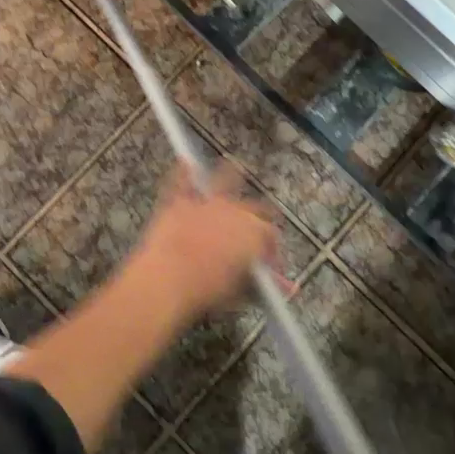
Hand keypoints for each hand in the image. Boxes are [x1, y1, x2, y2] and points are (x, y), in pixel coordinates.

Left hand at [125, 163, 280, 324]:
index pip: (270, 235)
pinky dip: (184, 172)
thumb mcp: (241, 291)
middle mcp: (235, 210)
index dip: (270, 249)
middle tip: (250, 229)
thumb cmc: (208, 290)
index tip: (266, 262)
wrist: (168, 278)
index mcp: (254, 233)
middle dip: (255, 217)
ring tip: (233, 165)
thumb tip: (286, 288)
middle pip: (253, 208)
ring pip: (223, 179)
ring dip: (229, 173)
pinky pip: (182, 180)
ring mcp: (205, 202)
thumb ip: (263, 283)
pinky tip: (184, 162)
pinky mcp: (178, 201)